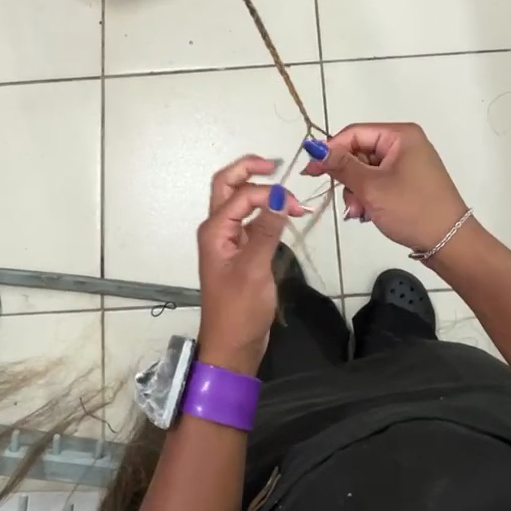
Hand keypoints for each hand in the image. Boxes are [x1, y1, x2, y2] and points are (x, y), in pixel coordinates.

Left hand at [195, 156, 296, 374]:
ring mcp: (227, 240)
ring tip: (288, 196)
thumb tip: (280, 196)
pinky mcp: (239, 252)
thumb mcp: (254, 269)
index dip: (268, 192)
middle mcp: (217, 230)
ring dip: (259, 191)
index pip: (241, 195)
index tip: (295, 205)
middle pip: (227, 186)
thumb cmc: (239, 310)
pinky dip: (265, 211)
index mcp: (214, 230)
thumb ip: (266, 231)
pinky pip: (249, 221)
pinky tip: (283, 216)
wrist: (233, 346)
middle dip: (249, 171)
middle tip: (275, 164)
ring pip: (237, 202)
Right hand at [304, 123, 467, 253]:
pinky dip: (369, 197)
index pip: (353, 133)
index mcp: (400, 135)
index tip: (309, 171)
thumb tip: (314, 149)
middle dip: (348, 178)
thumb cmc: (411, 209)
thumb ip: (341, 166)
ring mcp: (408, 164)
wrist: (451, 243)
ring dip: (356, 192)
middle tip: (346, 202)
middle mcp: (404, 144)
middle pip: (359, 152)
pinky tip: (368, 214)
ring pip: (365, 170)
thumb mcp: (371, 187)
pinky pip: (378, 182)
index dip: (329, 151)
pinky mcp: (408, 182)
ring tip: (359, 213)